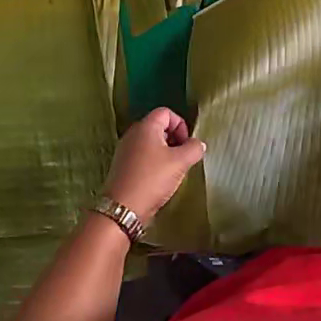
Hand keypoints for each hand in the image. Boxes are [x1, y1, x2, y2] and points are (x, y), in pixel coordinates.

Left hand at [103, 108, 205, 222]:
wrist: (123, 208)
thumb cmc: (152, 179)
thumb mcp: (180, 162)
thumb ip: (194, 148)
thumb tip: (198, 144)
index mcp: (146, 127)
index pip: (166, 112)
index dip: (181, 125)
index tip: (187, 144)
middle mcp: (132, 134)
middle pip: (158, 126)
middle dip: (175, 139)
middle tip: (183, 156)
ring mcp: (125, 150)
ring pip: (151, 142)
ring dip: (166, 152)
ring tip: (173, 169)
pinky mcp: (122, 165)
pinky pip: (142, 155)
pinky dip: (154, 162)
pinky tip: (160, 178)